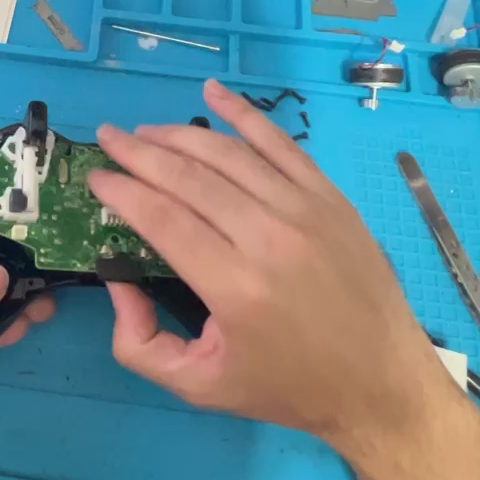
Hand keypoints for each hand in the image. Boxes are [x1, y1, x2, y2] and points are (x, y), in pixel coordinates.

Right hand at [87, 79, 457, 465]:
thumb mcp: (199, 387)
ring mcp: (306, 210)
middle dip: (138, 152)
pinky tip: (213, 93)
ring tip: (145, 131)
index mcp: (236, 288)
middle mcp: (270, 238)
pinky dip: (243, 113)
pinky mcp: (330, 197)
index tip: (96, 177)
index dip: (122, 191)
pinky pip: (280, 143)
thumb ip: (139, 342)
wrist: (383, 385)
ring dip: (179, 134)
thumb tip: (116, 279)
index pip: (162, 218)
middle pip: (189, 177)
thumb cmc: (287, 387)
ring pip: (229, 154)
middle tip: (107, 137)